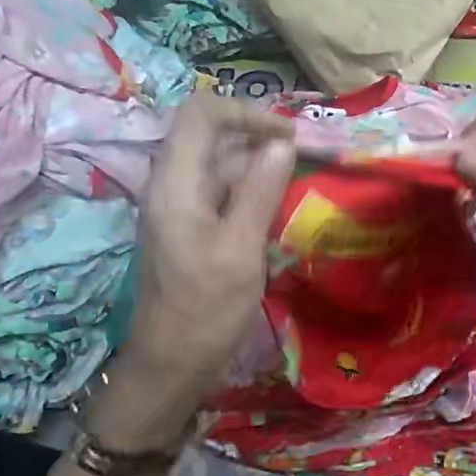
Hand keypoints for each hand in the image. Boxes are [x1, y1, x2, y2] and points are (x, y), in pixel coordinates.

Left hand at [87, 93, 295, 452]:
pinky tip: (278, 212)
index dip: (246, 112)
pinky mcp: (188, 228)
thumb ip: (259, 192)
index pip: (201, 113)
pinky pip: (220, 194)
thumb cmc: (205, 311)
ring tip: (300, 186)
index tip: (288, 136)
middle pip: (212, 137)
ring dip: (258, 169)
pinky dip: (249, 194)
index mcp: (175, 182)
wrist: (171, 364)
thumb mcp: (240, 250)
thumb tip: (281, 143)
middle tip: (305, 161)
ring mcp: (178, 208)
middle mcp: (170, 185)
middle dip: (259, 140)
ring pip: (219, 167)